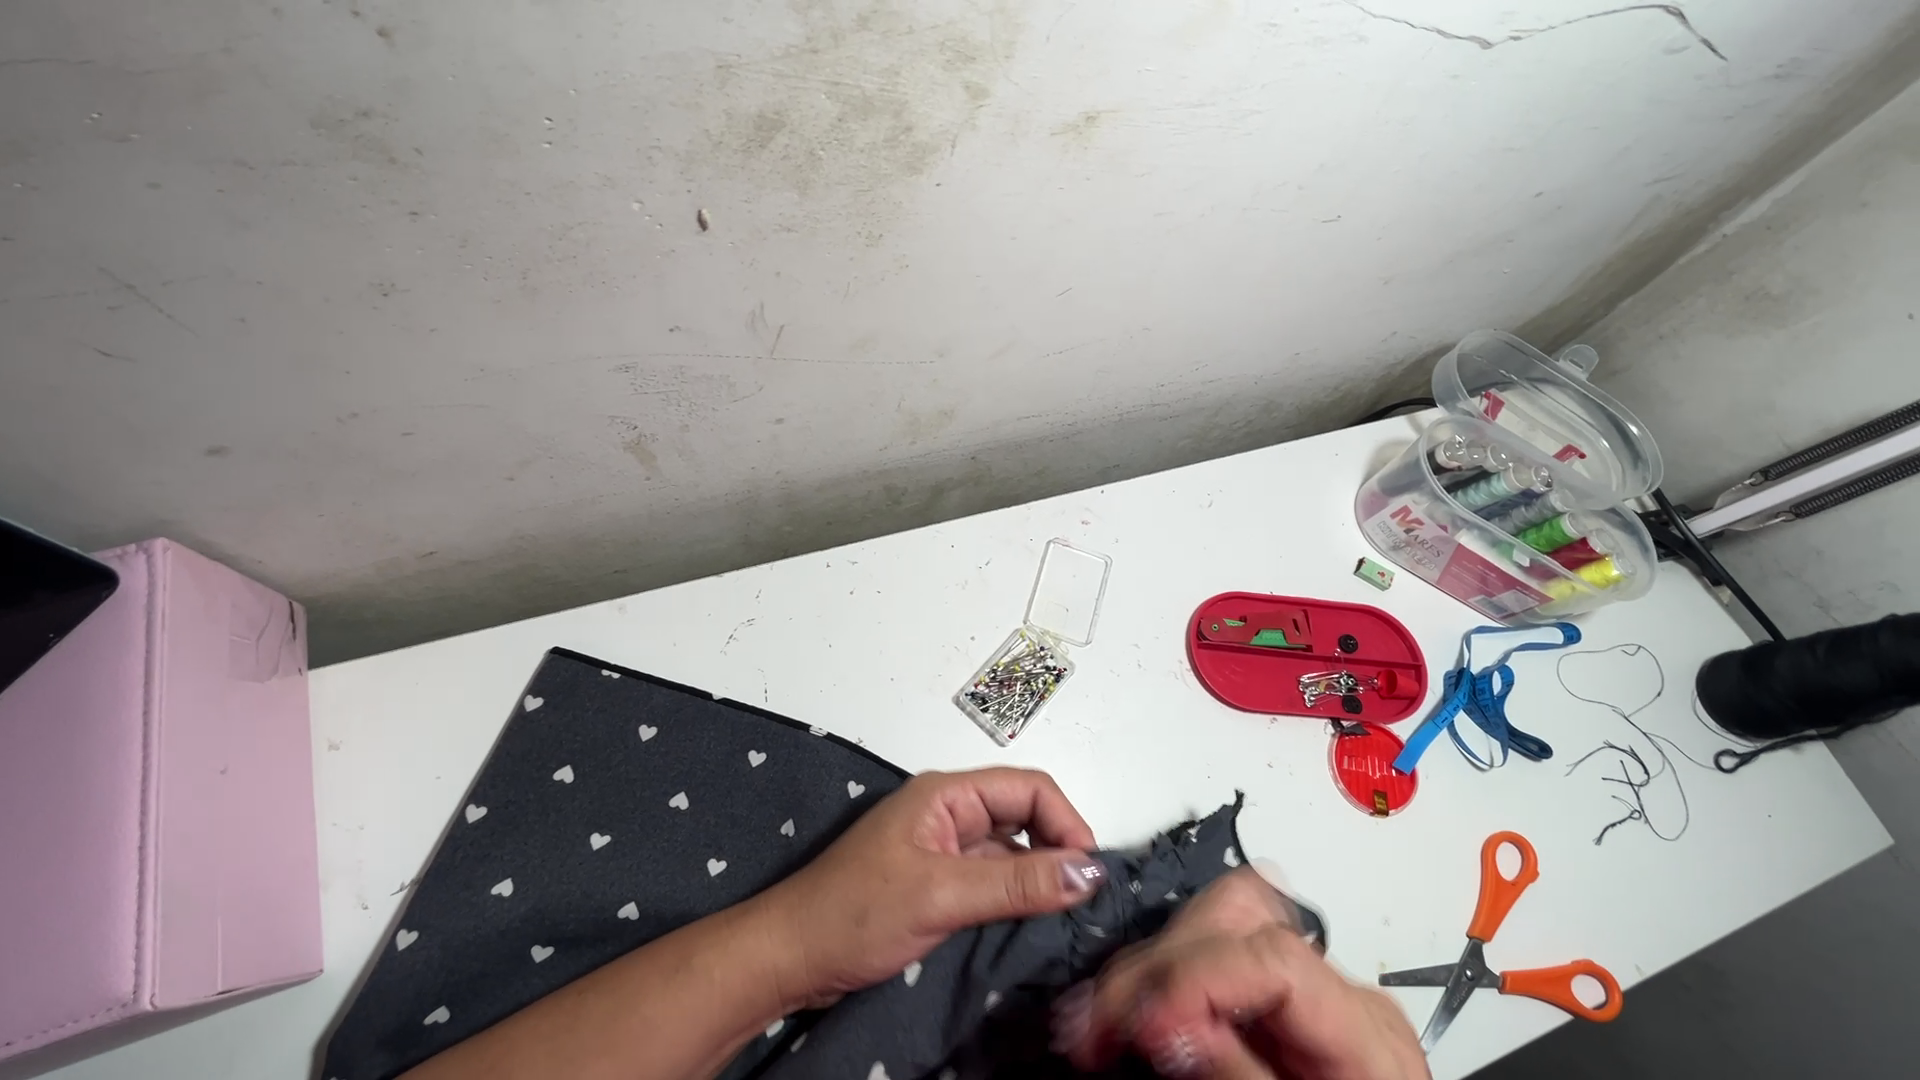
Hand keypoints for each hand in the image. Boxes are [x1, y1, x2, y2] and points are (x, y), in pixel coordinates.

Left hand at [753, 767, 1107, 1008]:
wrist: (791, 957)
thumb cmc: (853, 914)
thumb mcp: (942, 896)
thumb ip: (1016, 882)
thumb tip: (1089, 871)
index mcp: (947, 794)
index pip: (1028, 788)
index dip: (1066, 823)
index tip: (1088, 874)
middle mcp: (950, 813)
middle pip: (1024, 816)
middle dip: (1057, 850)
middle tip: (1080, 901)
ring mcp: (944, 848)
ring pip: (1011, 850)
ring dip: (1038, 877)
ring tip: (1062, 917)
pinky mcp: (938, 881)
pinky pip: (992, 878)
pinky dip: (1015, 897)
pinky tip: (1029, 924)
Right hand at [1055, 866, 1428, 1079]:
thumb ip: (1240, 1076)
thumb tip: (1166, 1025)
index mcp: (1362, 1029)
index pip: (1274, 959)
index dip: (1196, 980)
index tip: (1139, 1028)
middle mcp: (1331, 986)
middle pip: (1234, 920)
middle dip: (1151, 966)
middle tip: (1089, 1028)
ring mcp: (1300, 986)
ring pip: (1209, 921)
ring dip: (1142, 966)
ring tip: (1093, 1020)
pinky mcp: (1269, 1001)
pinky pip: (1203, 956)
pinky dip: (1154, 979)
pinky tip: (1120, 1012)